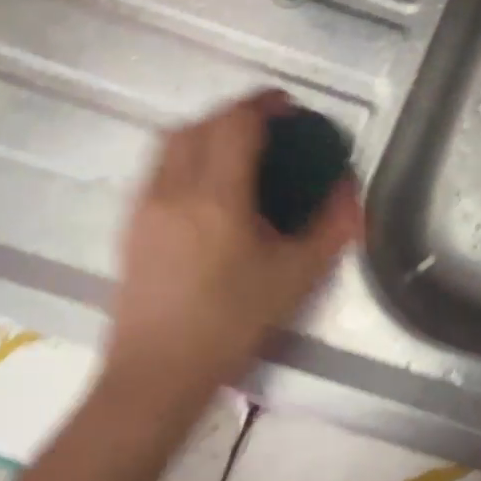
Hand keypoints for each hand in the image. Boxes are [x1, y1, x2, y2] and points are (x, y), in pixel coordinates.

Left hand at [105, 90, 363, 399]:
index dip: (264, 105)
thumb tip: (350, 187)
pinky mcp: (130, 226)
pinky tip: (208, 183)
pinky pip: (158, 167)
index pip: (236, 124)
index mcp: (216, 196)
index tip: (290, 106)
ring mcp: (145, 206)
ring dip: (208, 129)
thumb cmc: (231, 323)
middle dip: (236, 112)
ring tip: (239, 144)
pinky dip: (186, 154)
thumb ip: (331, 226)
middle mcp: (174, 189)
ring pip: (172, 141)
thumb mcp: (297, 276)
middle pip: (200, 124)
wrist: (155, 376)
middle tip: (270, 122)